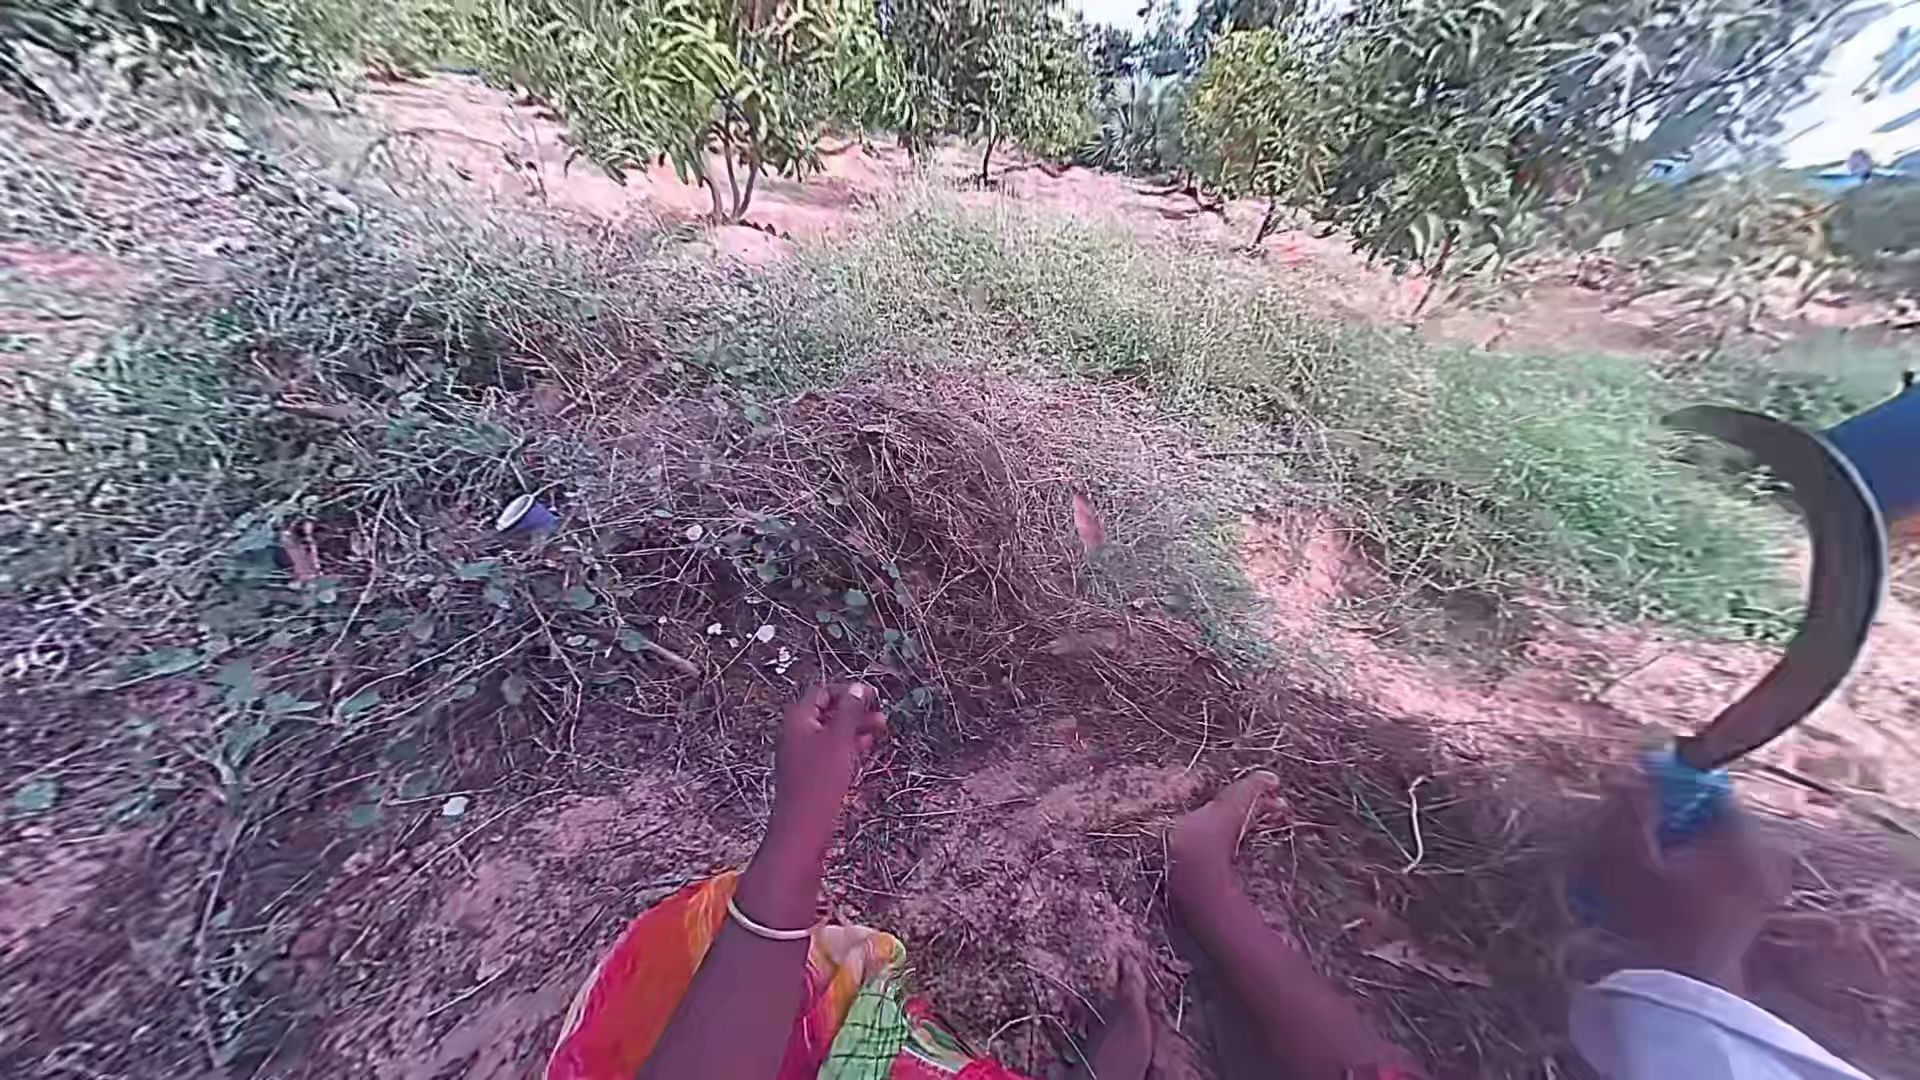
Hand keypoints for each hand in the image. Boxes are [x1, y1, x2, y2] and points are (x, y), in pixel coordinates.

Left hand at [769, 683, 885, 850]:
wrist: (804, 826)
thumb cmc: (820, 778)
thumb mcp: (839, 738)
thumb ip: (849, 710)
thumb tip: (858, 688)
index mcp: (798, 719)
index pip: (823, 692)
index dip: (848, 691)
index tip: (872, 695)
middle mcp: (797, 732)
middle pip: (828, 710)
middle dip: (855, 709)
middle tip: (879, 712)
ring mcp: (803, 752)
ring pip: (832, 730)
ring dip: (856, 726)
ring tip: (881, 727)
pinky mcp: (811, 770)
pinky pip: (831, 748)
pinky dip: (849, 743)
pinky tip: (867, 745)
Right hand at [1580, 777, 1785, 989]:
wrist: (1679, 976)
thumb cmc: (1650, 911)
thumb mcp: (1626, 851)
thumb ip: (1630, 808)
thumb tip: (1626, 772)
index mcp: (1739, 846)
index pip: (1710, 791)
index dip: (1667, 780)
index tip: (1629, 782)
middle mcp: (1760, 861)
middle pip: (1707, 813)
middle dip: (1664, 808)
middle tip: (1624, 816)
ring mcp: (1759, 883)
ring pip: (1706, 835)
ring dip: (1668, 831)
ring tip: (1633, 845)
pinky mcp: (1749, 898)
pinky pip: (1712, 856)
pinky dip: (1681, 851)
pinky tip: (1652, 867)